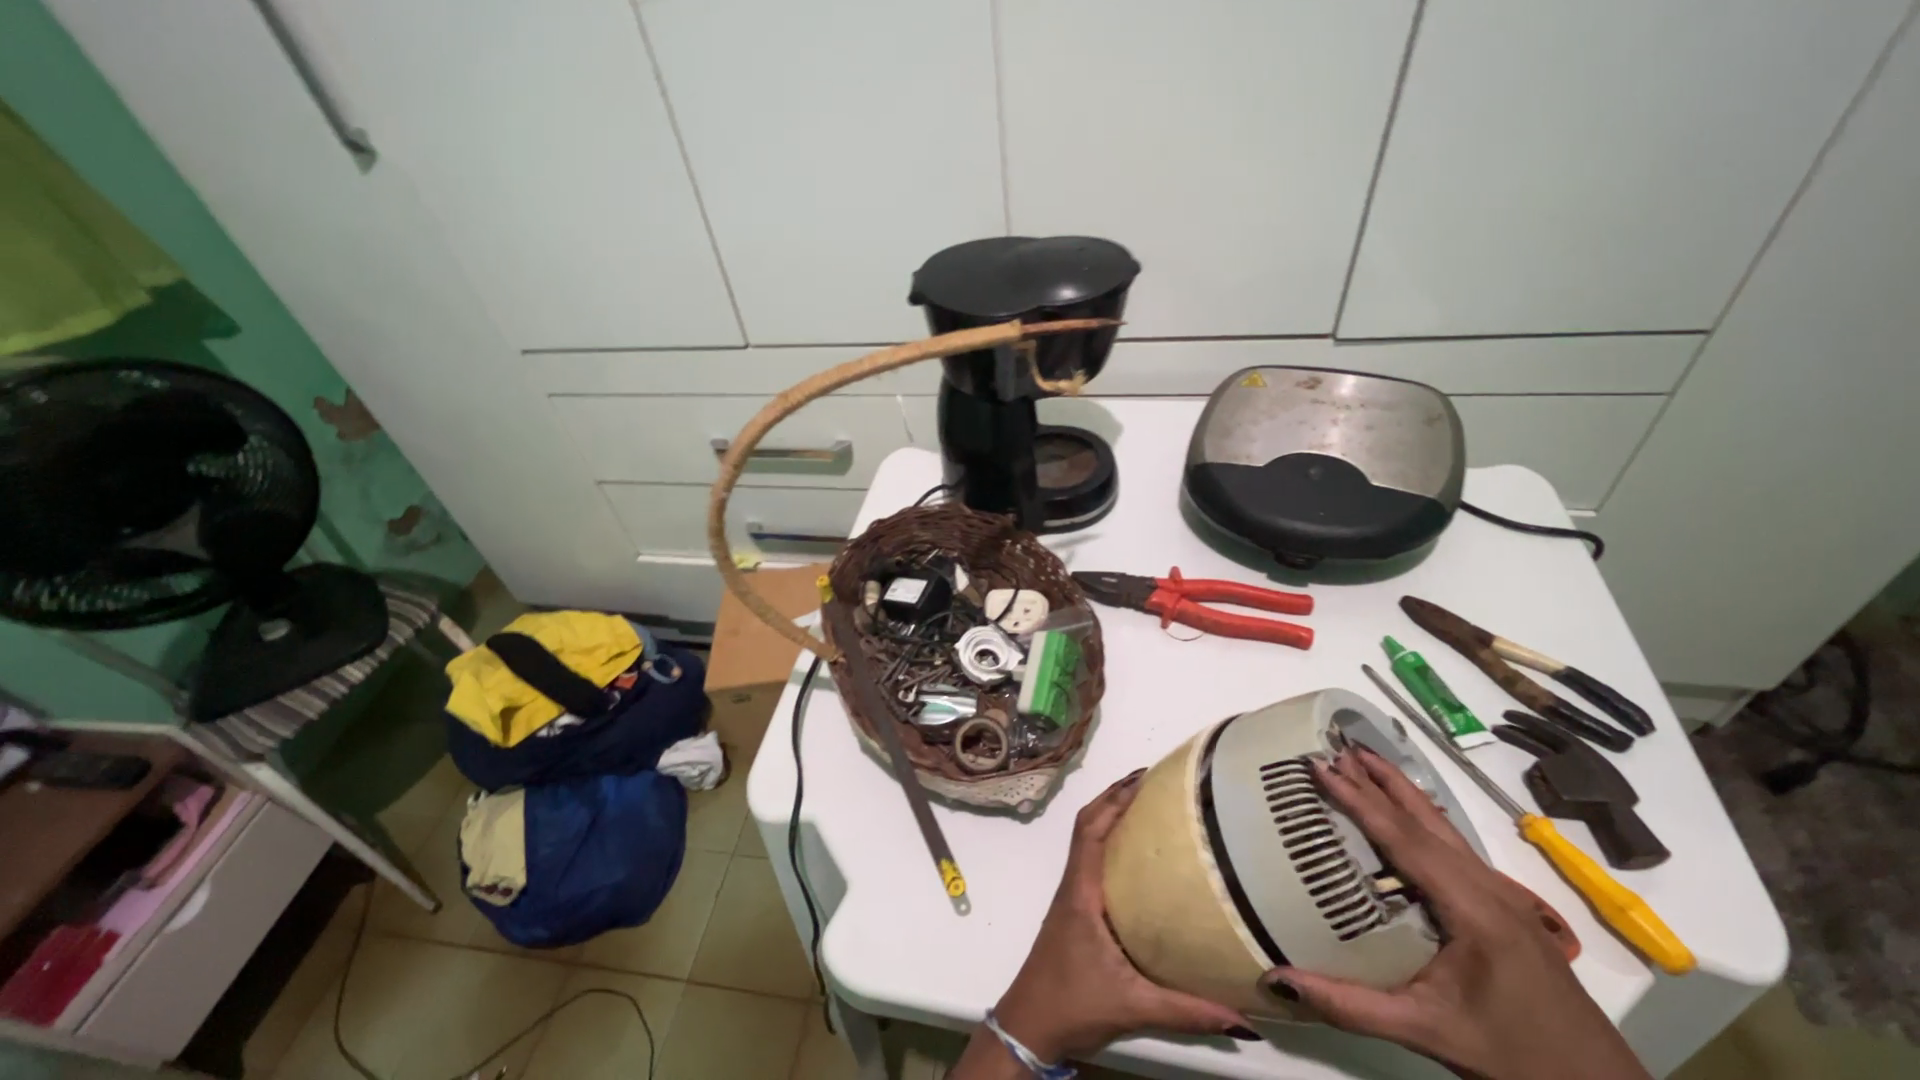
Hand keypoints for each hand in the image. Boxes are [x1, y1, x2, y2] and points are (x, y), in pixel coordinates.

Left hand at [955, 769, 1257, 1076]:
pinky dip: (1113, 845)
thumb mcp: (1133, 1007)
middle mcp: (1074, 886)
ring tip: (1154, 808)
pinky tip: (1143, 858)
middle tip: (1155, 783)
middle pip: (1089, 826)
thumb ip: (1187, 1011)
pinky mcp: (1077, 912)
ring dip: (1113, 818)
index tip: (1144, 777)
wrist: (1029, 1027)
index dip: (1114, 799)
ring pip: (1089, 843)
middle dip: (1117, 799)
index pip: (1091, 830)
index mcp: (1082, 893)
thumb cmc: (1072, 1006)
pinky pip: (1094, 863)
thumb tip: (1245, 1018)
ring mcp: (1073, 898)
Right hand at [1267, 748, 1651, 1079]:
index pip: (1405, 840)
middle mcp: (1490, 890)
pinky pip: (1455, 850)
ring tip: (1366, 764)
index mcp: (1473, 909)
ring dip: (1403, 795)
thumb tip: (1277, 978)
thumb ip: (1350, 1005)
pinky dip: (1422, 822)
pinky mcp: (1505, 910)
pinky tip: (1408, 820)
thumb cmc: (1513, 1057)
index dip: (1360, 800)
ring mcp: (1502, 897)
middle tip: (1338, 747)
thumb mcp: (1426, 1032)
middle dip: (1382, 781)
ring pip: (1445, 832)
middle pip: (1428, 822)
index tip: (1322, 765)